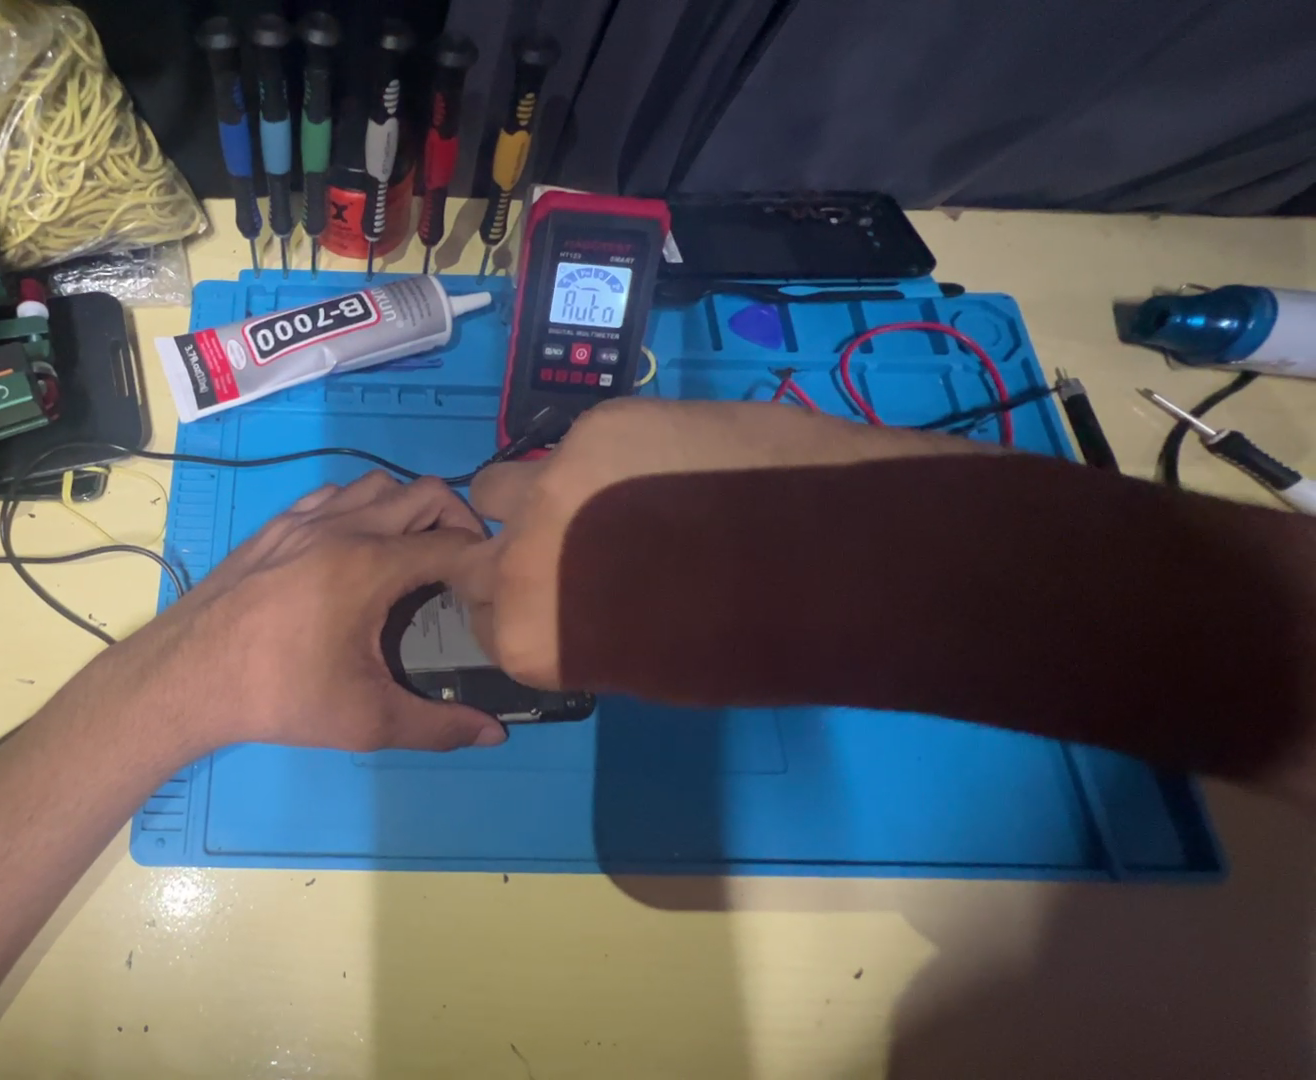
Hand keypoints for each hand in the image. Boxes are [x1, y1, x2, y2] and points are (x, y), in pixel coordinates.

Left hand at [107, 471, 506, 754]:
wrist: (187, 677)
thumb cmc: (279, 696)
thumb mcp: (365, 720)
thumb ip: (436, 726)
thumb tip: (494, 734)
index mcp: (371, 565)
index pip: (454, 542)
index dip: (484, 561)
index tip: (491, 589)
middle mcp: (343, 526)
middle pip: (425, 493)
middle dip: (457, 520)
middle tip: (461, 564)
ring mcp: (303, 519)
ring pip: (376, 484)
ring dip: (407, 508)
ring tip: (411, 552)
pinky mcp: (275, 524)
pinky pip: (333, 494)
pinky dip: (359, 506)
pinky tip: (353, 545)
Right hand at [451, 399, 991, 687]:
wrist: (849, 562)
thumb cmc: (753, 645)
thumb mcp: (640, 667)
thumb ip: (572, 634)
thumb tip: (565, 603)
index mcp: (524, 635)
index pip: (477, 618)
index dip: (510, 608)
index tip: (543, 600)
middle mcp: (516, 558)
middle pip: (468, 552)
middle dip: (503, 555)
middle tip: (562, 552)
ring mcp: (552, 482)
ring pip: (502, 485)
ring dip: (536, 498)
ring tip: (603, 500)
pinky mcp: (599, 423)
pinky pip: (573, 446)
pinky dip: (600, 460)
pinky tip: (663, 467)